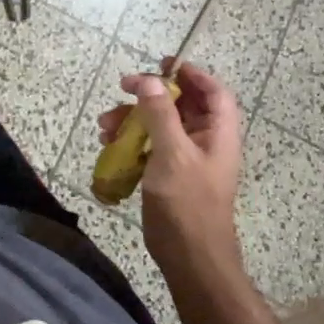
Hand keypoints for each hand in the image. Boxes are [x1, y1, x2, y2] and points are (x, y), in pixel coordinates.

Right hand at [96, 58, 243, 276]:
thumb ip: (161, 115)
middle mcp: (206, 143)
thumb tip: (150, 81)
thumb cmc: (188, 205)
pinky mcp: (169, 174)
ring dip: (134, 117)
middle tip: (124, 87)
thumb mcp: (172, 155)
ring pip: (161, 124)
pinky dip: (131, 139)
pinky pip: (151, 145)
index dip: (193, 74)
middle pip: (183, 105)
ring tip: (105, 124)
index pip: (214, 93)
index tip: (163, 64)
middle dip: (152, 95)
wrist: (191, 259)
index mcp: (219, 135)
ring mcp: (187, 159)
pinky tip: (108, 143)